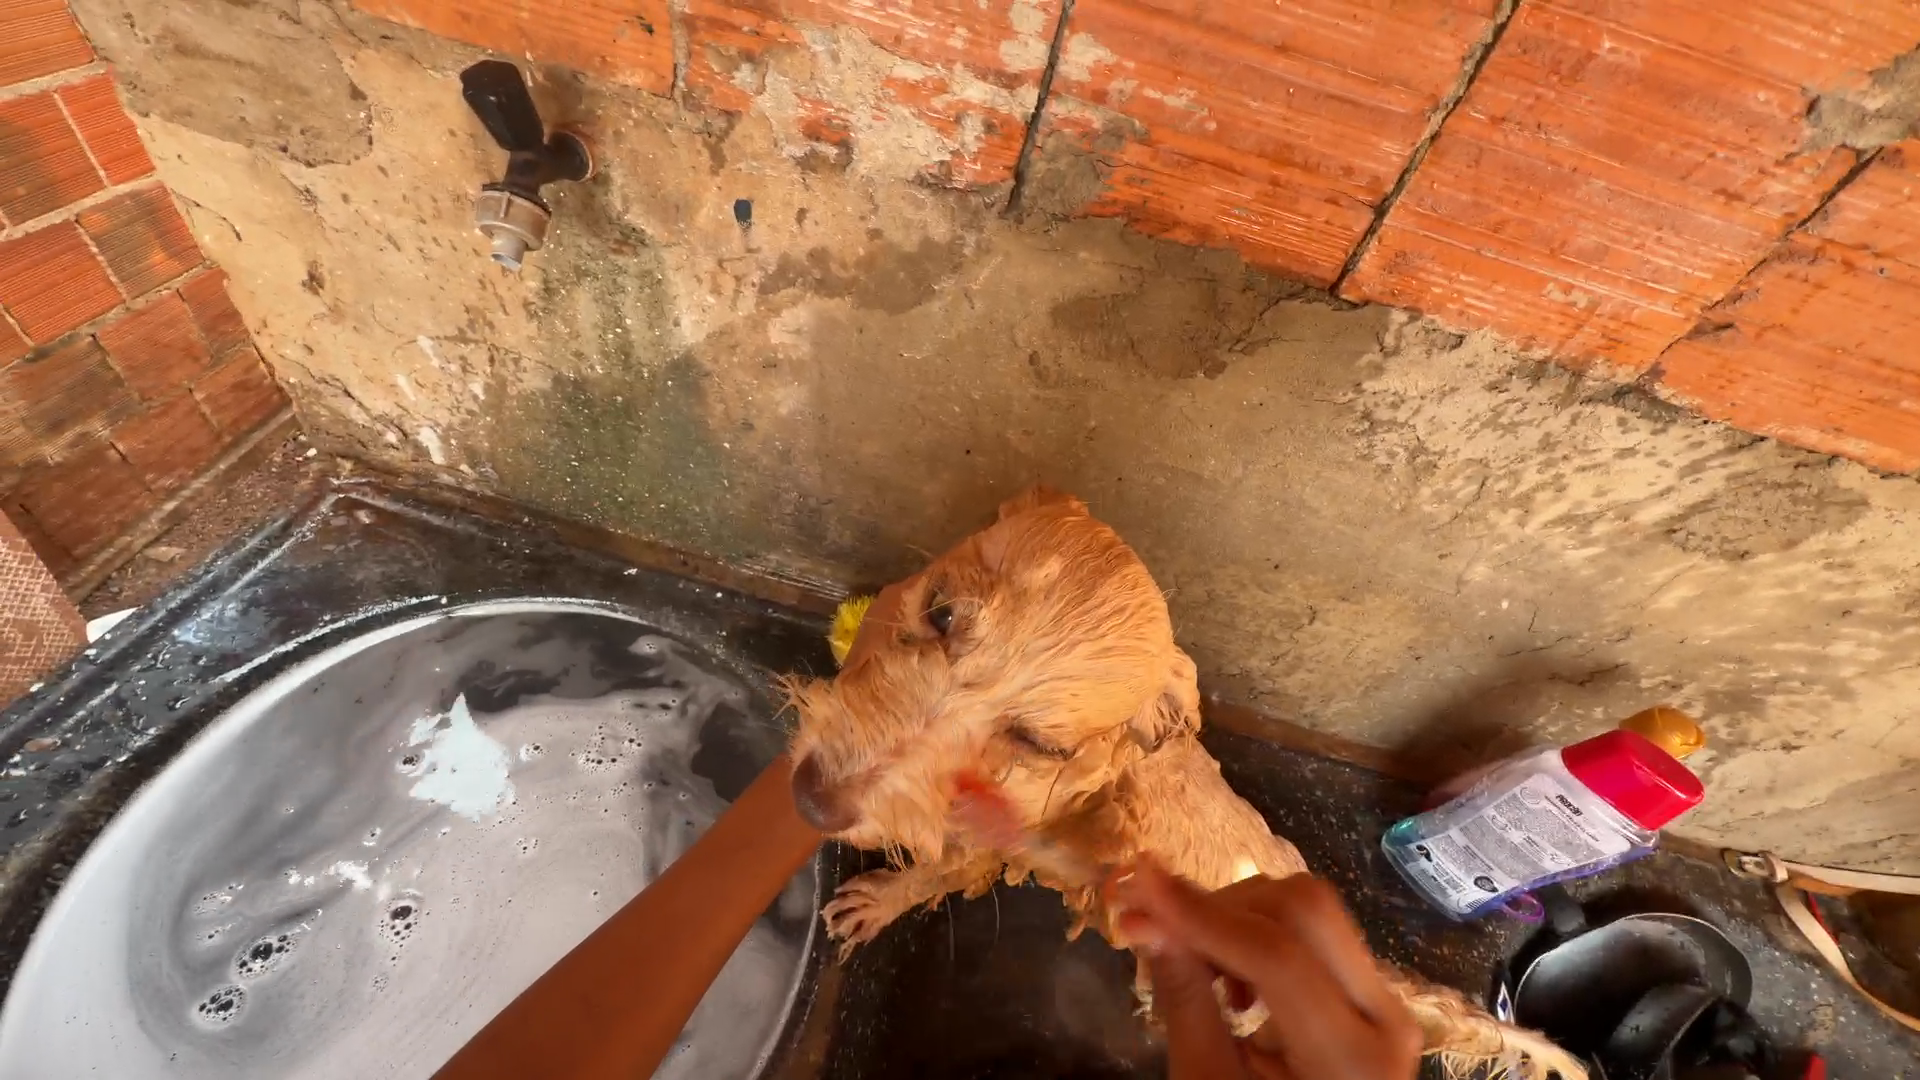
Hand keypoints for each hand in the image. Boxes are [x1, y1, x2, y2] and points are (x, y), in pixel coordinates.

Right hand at [1115, 863, 1421, 1079]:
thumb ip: (1183, 997)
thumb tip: (1144, 916)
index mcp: (1353, 1061)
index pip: (1275, 956)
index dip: (1202, 913)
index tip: (1139, 882)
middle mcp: (1386, 1016)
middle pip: (1300, 909)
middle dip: (1219, 907)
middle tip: (1160, 927)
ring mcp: (1384, 997)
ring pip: (1302, 906)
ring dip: (1233, 918)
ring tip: (1200, 971)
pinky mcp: (1368, 987)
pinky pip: (1307, 926)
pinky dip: (1253, 930)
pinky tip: (1232, 981)